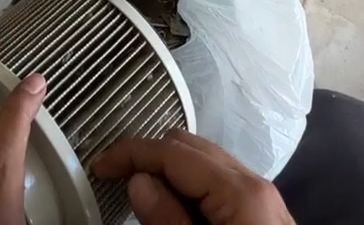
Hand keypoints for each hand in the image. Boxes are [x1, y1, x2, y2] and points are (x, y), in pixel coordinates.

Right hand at [93, 129, 293, 224]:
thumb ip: (168, 221)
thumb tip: (138, 181)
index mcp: (239, 191)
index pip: (172, 151)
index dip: (131, 154)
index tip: (100, 168)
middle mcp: (253, 182)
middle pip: (188, 146)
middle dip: (150, 157)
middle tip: (119, 183)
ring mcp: (262, 196)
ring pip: (202, 160)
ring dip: (169, 171)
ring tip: (144, 198)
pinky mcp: (263, 213)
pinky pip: (218, 181)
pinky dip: (191, 186)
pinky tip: (178, 211)